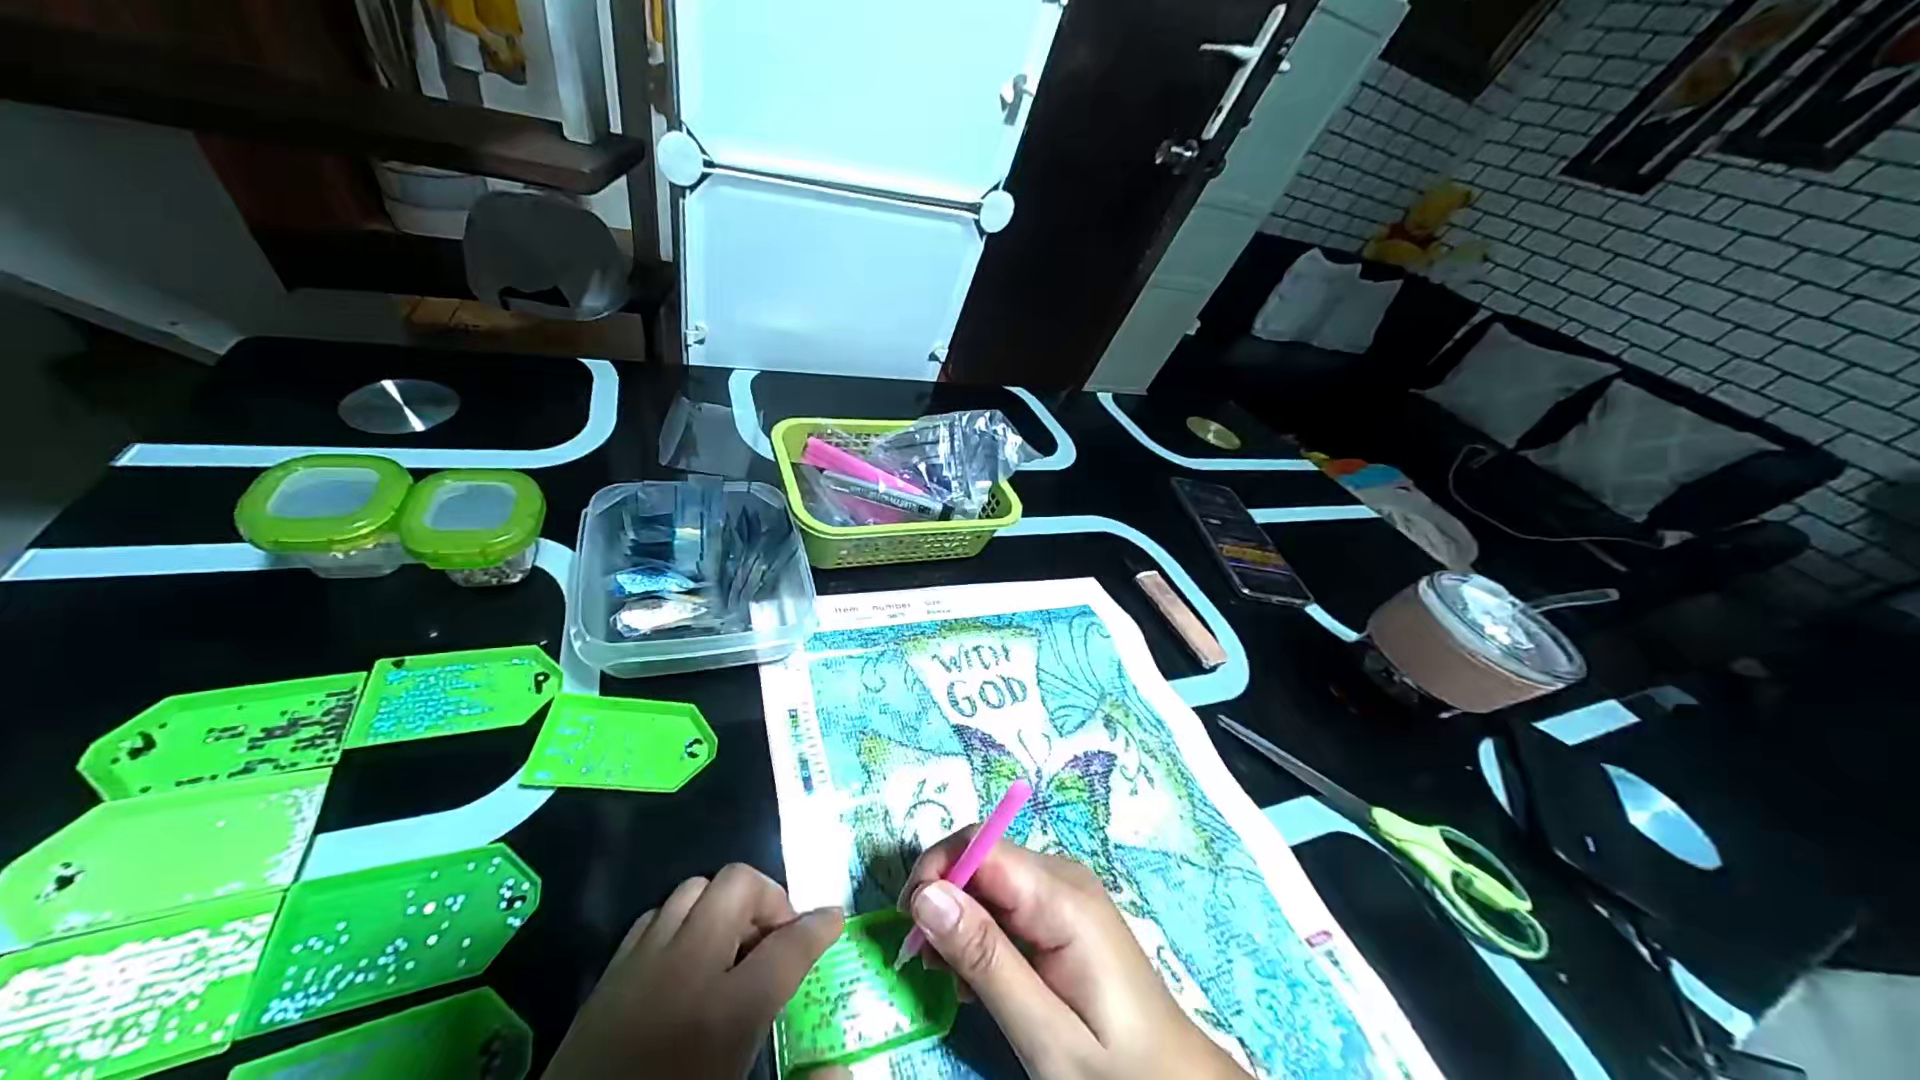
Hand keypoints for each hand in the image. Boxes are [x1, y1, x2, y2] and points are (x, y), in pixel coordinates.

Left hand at [542, 864, 843, 1079]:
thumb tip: (842, 1067)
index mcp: (725, 1010)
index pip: (789, 946)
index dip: (819, 927)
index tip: (835, 918)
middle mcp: (686, 967)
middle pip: (739, 886)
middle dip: (769, 899)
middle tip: (776, 939)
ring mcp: (643, 960)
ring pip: (697, 888)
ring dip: (725, 904)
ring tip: (733, 944)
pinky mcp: (611, 969)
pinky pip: (659, 912)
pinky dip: (685, 918)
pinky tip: (687, 956)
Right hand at [898, 829, 1250, 1079]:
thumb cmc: (1116, 1068)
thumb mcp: (1044, 1030)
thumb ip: (984, 957)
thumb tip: (926, 894)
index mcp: (1062, 897)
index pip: (980, 845)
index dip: (936, 872)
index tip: (910, 930)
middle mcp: (1062, 876)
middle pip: (980, 858)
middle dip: (941, 899)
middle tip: (924, 963)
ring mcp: (1064, 891)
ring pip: (987, 880)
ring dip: (957, 920)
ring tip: (955, 980)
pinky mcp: (1062, 910)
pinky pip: (1006, 900)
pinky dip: (980, 932)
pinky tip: (981, 978)